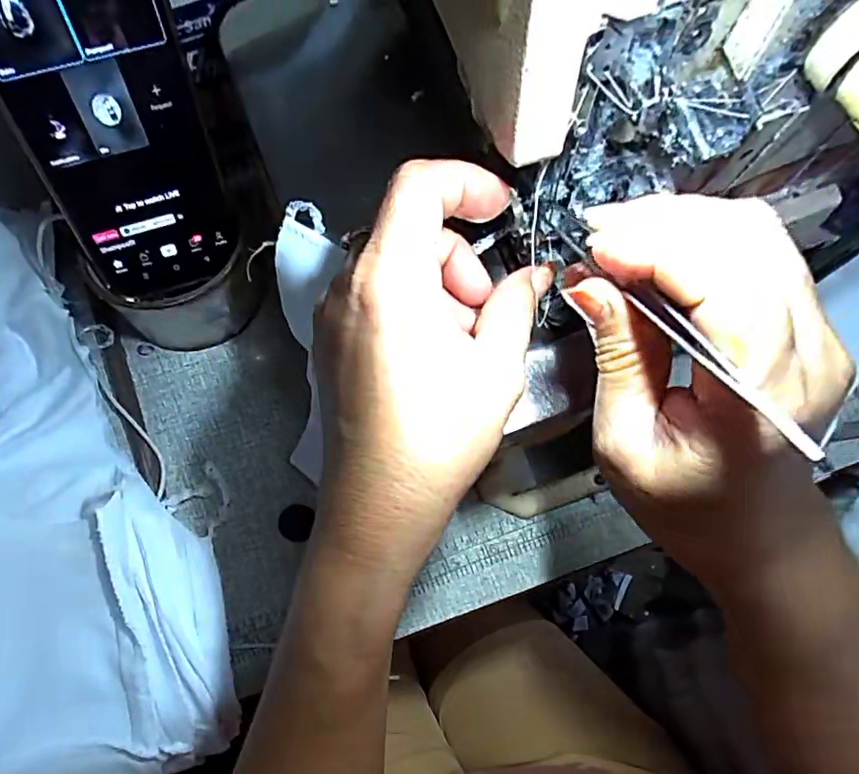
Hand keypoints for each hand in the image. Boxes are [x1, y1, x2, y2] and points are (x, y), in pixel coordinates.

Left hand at [313, 160, 551, 575]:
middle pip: (408, 230)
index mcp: (387, 281)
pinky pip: (373, 301)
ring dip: (436, 289)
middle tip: (487, 311)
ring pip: (392, 267)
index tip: (498, 208)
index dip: (466, 183)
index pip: (417, 185)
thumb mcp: (496, 368)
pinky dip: (409, 310)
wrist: (379, 506)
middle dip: (458, 259)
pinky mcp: (330, 347)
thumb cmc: (434, 445)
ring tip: (462, 347)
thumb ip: (515, 304)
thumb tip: (528, 276)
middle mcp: (347, 291)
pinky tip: (433, 360)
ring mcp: (332, 321)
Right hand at [561, 194, 853, 575]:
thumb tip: (593, 286)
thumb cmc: (689, 507)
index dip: (656, 249)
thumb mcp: (626, 446)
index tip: (599, 244)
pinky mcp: (814, 326)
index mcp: (757, 400)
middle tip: (601, 232)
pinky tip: (661, 251)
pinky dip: (706, 242)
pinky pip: (765, 255)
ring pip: (761, 235)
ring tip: (624, 236)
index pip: (722, 285)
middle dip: (665, 223)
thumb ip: (617, 360)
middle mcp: (807, 357)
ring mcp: (821, 336)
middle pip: (748, 243)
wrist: (755, 531)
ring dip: (685, 224)